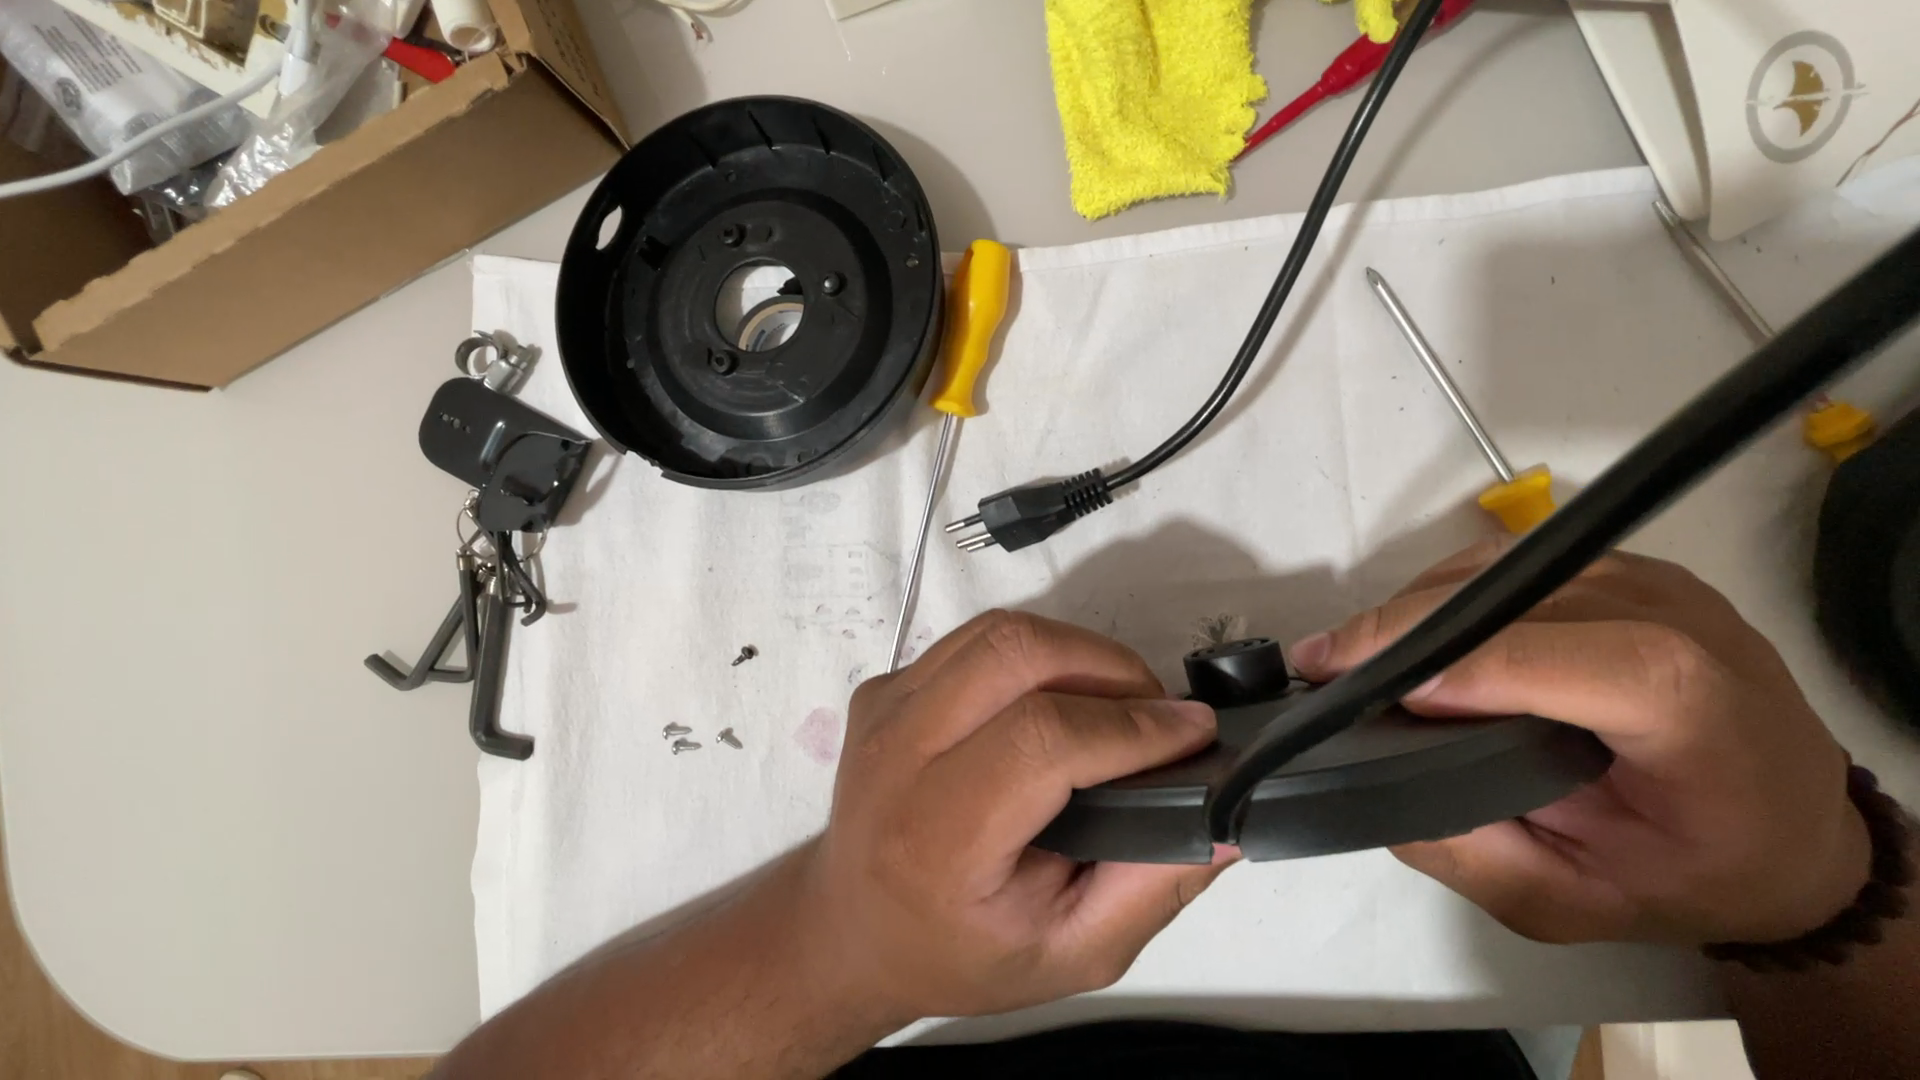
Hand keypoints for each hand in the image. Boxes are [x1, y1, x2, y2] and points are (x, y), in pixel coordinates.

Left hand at [798, 610, 1237, 1024]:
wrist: (852, 927)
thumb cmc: (958, 952)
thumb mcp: (1070, 953)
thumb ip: (1153, 887)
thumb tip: (1226, 818)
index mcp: (938, 835)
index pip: (1042, 741)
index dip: (1131, 727)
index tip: (1195, 732)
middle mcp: (898, 753)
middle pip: (1015, 655)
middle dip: (1109, 667)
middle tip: (1157, 712)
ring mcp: (884, 708)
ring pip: (997, 632)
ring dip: (1077, 651)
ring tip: (1117, 703)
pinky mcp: (884, 686)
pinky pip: (974, 640)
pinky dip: (1036, 654)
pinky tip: (1060, 698)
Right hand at [1288, 540, 1869, 947]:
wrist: (1789, 829)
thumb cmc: (1691, 872)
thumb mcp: (1577, 902)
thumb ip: (1474, 856)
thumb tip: (1376, 792)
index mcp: (1696, 711)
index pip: (1568, 660)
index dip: (1460, 666)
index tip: (1364, 691)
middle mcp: (1680, 621)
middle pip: (1513, 600)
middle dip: (1397, 629)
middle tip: (1316, 665)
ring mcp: (1649, 581)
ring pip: (1494, 569)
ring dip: (1408, 608)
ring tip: (1350, 654)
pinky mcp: (1620, 568)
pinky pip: (1504, 560)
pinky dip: (1439, 591)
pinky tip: (1404, 632)